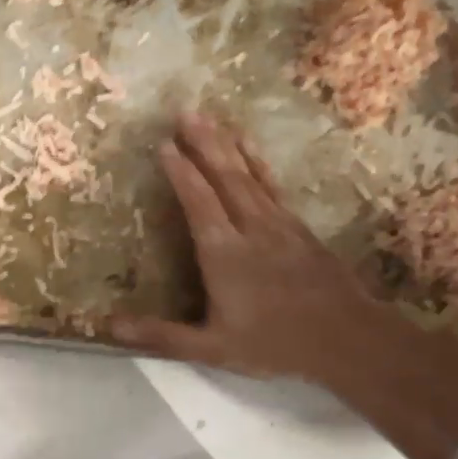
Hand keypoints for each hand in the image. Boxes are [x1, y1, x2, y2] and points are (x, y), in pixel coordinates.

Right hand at [115, 113, 457, 458]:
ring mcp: (281, 226)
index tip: (164, 144)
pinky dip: (258, 165)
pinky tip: (253, 155)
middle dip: (204, 143)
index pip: (199, 203)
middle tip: (186, 111)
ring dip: (230, 146)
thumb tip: (108, 325)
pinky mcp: (301, 230)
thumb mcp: (211, 347)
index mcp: (225, 254)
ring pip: (251, 176)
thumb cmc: (275, 345)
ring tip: (215, 119)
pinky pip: (273, 187)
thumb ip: (160, 335)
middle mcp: (252, 230)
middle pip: (226, 177)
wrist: (350, 340)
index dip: (181, 173)